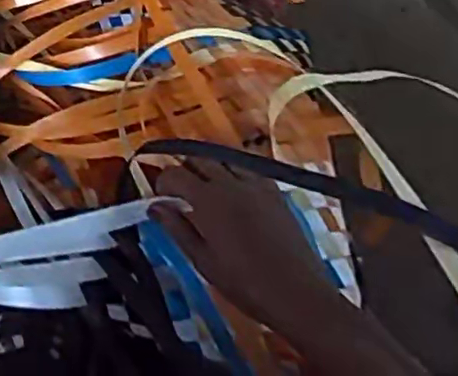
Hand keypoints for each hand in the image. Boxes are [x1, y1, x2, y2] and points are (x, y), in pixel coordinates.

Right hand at [151, 160, 426, 374]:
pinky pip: (249, 169)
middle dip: (183, 169)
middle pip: (196, 159)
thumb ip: (176, 228)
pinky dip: (235, 171)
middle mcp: (228, 184)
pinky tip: (236, 189)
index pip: (173, 174)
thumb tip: (154, 206)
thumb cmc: (246, 284)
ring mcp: (255, 186)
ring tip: (206, 184)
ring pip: (222, 159)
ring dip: (208, 167)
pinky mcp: (276, 194)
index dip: (161, 182)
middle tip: (180, 189)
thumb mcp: (203, 261)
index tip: (161, 198)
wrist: (302, 300)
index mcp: (206, 199)